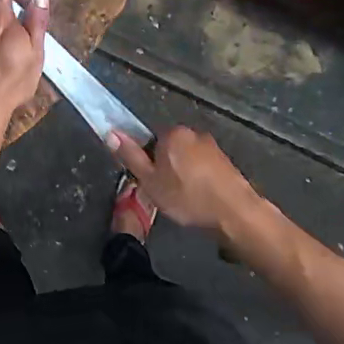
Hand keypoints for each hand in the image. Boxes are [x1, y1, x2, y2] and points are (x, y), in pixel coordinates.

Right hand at [108, 126, 260, 231]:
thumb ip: (131, 156)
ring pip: (187, 158)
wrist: (232, 211)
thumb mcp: (150, 181)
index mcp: (172, 133)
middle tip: (164, 192)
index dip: (146, 161)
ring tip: (184, 198)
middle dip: (165, 167)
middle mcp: (193, 133)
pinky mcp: (225, 160)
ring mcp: (212, 146)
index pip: (149, 140)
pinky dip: (199, 178)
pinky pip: (203, 166)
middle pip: (169, 148)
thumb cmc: (187, 196)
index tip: (149, 181)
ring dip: (183, 173)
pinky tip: (200, 197)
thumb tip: (111, 133)